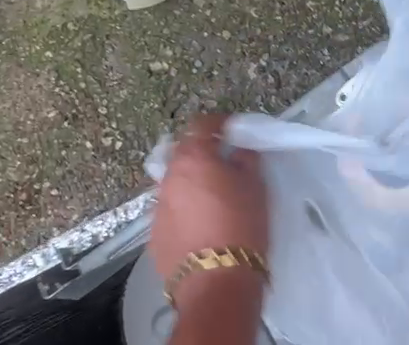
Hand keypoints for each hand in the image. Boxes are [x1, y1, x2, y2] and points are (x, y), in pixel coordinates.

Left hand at [150, 114, 269, 304]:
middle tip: (224, 163)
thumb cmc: (241, 226)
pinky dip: (184, 210)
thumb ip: (245, 158)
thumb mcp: (255, 185)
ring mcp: (158, 207)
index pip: (201, 124)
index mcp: (193, 158)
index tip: (233, 130)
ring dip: (191, 183)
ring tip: (212, 197)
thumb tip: (238, 150)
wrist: (215, 285)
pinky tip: (200, 225)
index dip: (219, 123)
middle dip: (202, 153)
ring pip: (175, 183)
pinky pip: (170, 211)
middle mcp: (169, 177)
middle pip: (184, 153)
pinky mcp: (154, 236)